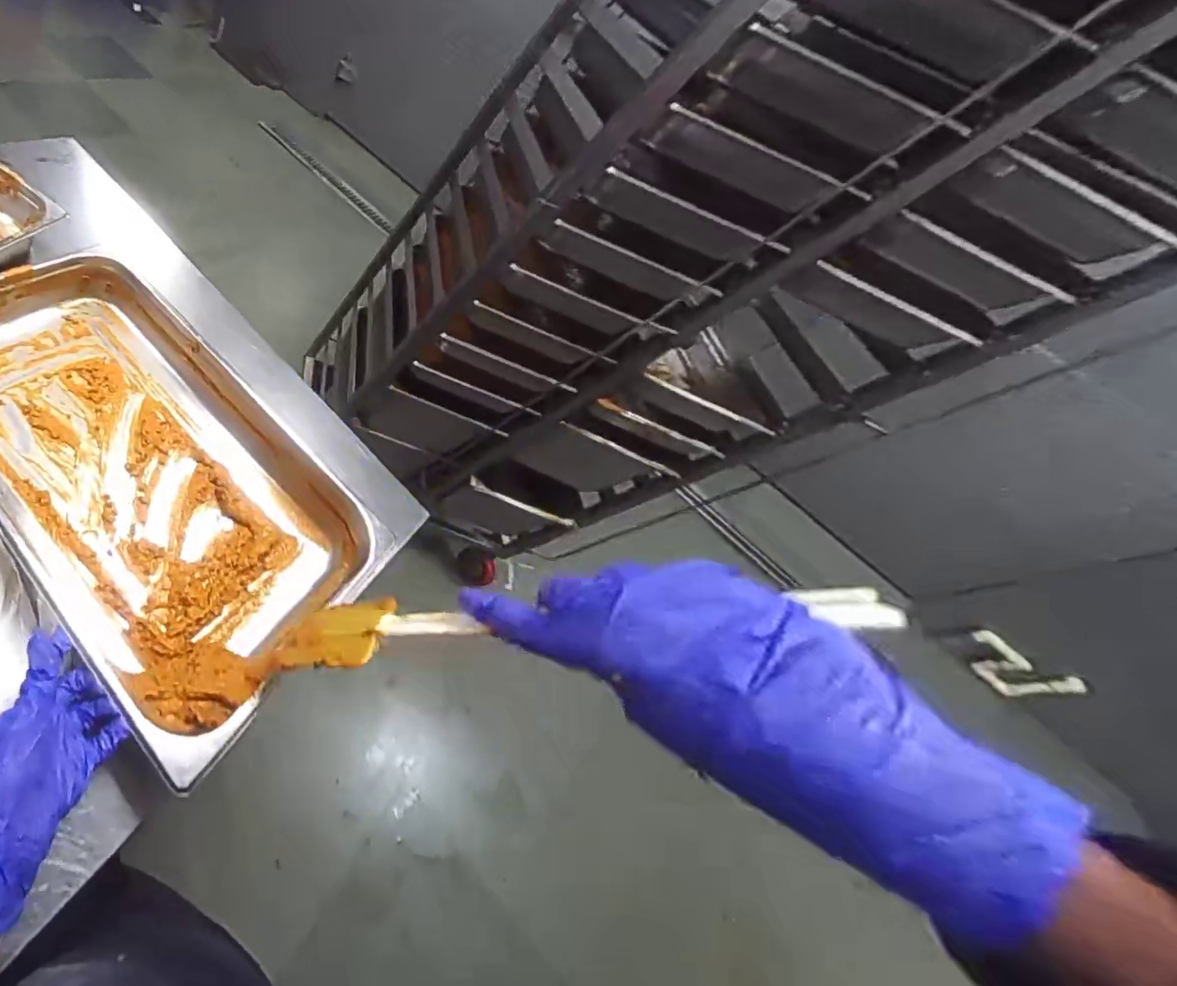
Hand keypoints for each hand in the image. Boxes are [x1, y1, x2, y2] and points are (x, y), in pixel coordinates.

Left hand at [0, 632, 128, 939]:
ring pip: (94, 712)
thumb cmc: (5, 774)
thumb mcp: (21, 717)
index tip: (87, 631)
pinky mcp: (80, 763)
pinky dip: (116, 731)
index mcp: (34, 705)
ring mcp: (66, 741)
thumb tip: (41, 638)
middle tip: (120, 658)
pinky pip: (103, 741)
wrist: (4, 833)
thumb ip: (38, 678)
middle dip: (97, 674)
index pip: (53, 668)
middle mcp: (51, 719)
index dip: (68, 649)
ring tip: (132, 685)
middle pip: (78, 689)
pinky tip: (130, 720)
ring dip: (111, 700)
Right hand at [461, 560, 1089, 951]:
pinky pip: (676, 586)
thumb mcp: (673, 728)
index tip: (471, 604)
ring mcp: (706, 589)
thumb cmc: (763, 764)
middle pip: (590, 593)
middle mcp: (666, 606)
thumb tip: (605, 652)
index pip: (557, 628)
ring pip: (632, 584)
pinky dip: (662, 604)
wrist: (876, 760)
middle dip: (570, 610)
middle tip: (565, 630)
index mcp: (644, 651)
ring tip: (630, 636)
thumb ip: (624, 677)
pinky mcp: (740, 587)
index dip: (509, 618)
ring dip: (618, 605)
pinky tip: (682, 630)